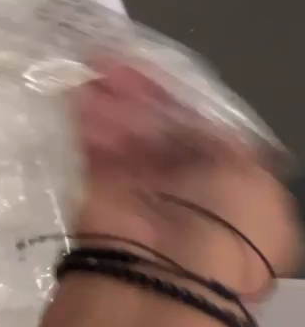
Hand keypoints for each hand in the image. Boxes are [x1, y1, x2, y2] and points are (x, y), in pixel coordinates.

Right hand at [73, 60, 297, 297]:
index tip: (150, 68)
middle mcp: (185, 176)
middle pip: (159, 122)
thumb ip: (217, 138)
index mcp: (231, 179)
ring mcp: (139, 178)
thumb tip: (184, 111)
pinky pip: (93, 142)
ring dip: (108, 99)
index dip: (177, 97)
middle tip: (108, 61)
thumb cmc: (224, 224)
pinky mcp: (97, 179)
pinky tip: (78, 94)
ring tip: (88, 69)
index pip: (201, 126)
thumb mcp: (248, 177)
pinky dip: (87, 118)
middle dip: (137, 92)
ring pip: (123, 127)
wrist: (161, 265)